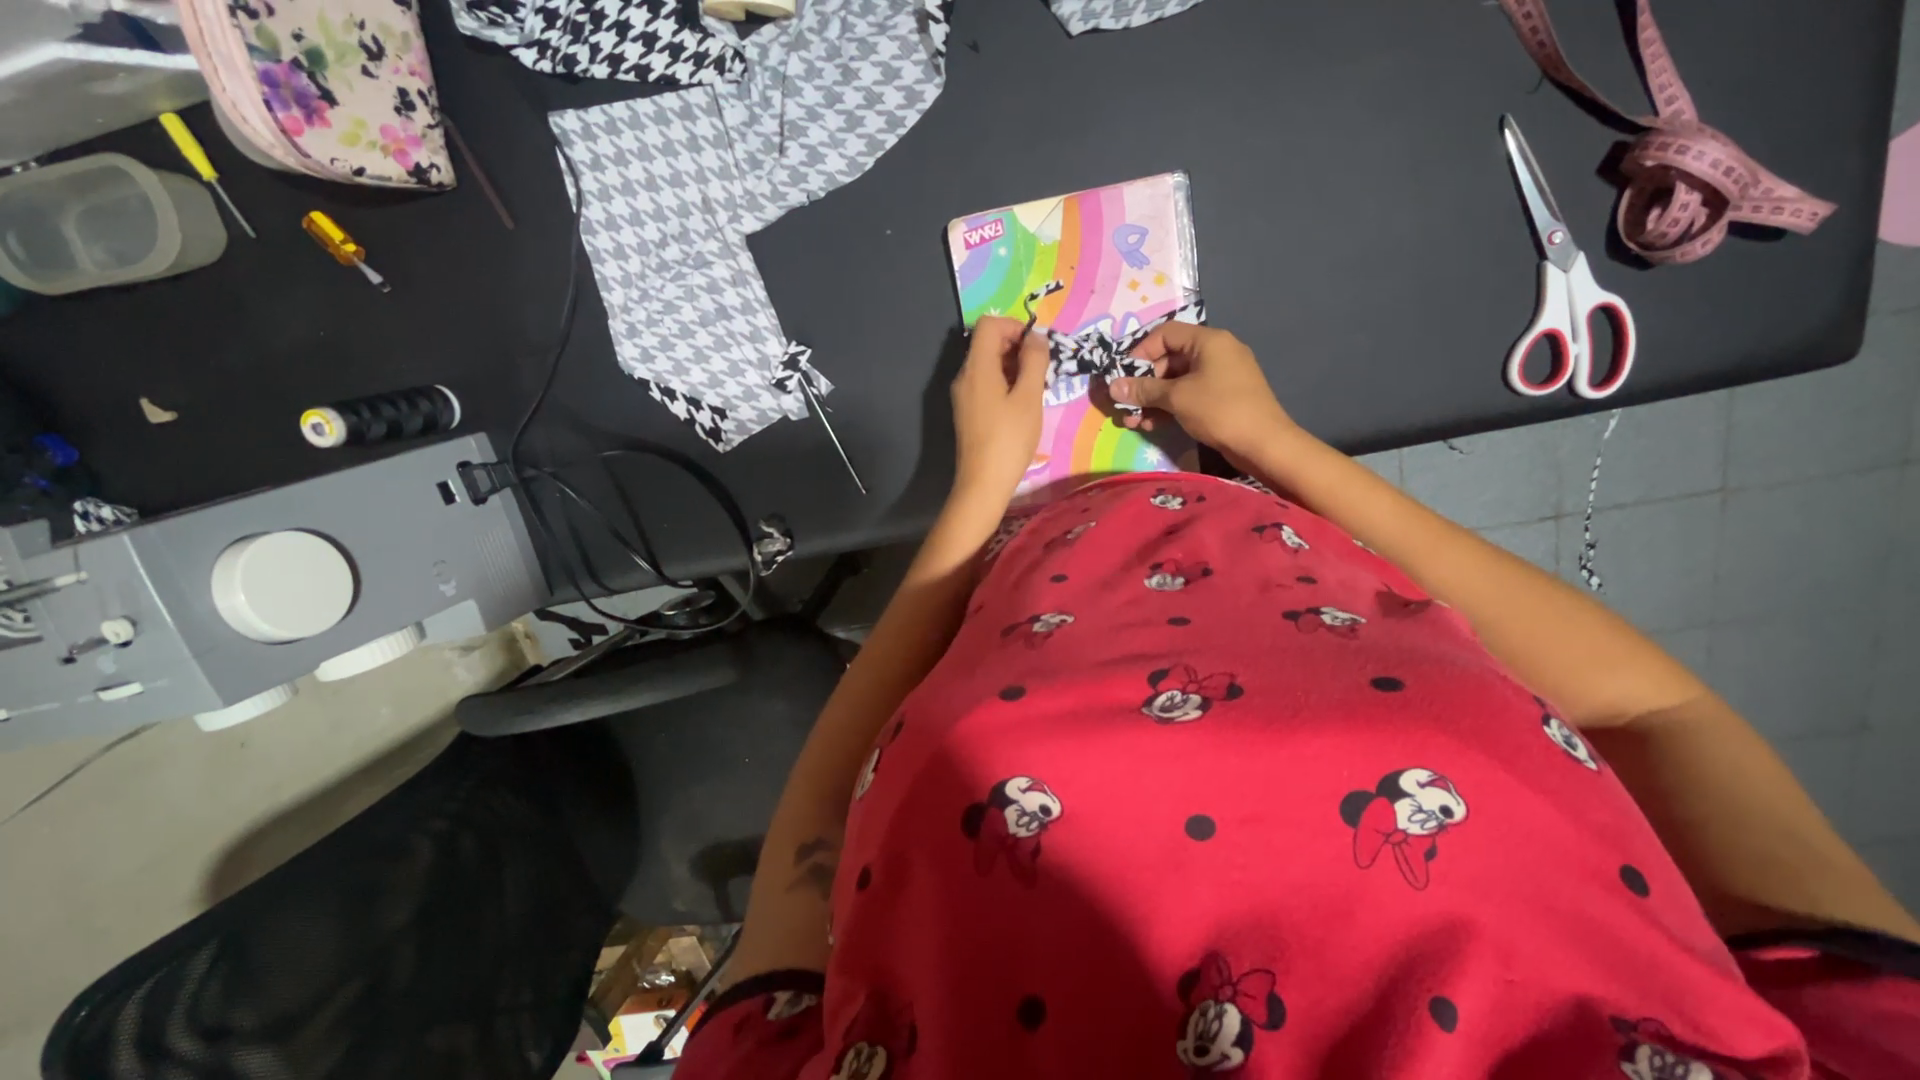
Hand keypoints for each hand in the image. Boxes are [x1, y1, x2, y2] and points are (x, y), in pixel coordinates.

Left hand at [950, 316, 1049, 504]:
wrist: (983, 484)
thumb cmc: (1009, 440)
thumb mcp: (1029, 398)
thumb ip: (1034, 362)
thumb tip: (1036, 337)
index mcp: (976, 367)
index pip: (989, 324)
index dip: (1014, 326)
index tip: (1036, 347)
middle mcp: (964, 376)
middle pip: (987, 342)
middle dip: (1016, 346)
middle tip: (1040, 369)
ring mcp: (963, 394)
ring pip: (987, 364)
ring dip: (1013, 366)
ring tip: (1035, 388)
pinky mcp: (967, 411)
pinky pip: (985, 383)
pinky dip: (1004, 383)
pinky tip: (1021, 404)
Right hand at [1108, 322, 1294, 458]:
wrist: (1264, 444)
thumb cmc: (1220, 410)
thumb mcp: (1177, 398)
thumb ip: (1143, 390)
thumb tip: (1113, 386)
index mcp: (1209, 340)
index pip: (1165, 334)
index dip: (1140, 352)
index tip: (1123, 375)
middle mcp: (1216, 351)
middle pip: (1169, 358)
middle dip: (1144, 383)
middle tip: (1125, 405)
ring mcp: (1221, 375)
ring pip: (1178, 380)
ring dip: (1153, 399)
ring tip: (1133, 422)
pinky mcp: (1223, 397)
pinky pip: (1190, 394)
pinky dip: (1170, 406)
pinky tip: (1152, 425)